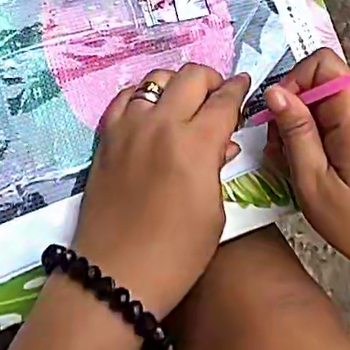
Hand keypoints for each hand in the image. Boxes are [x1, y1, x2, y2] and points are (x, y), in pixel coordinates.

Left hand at [72, 63, 249, 316]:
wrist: (116, 272)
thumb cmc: (176, 254)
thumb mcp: (213, 212)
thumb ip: (218, 167)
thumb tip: (222, 144)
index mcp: (195, 144)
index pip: (223, 100)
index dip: (238, 89)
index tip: (243, 84)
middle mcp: (161, 124)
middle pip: (190, 77)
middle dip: (210, 80)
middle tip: (217, 95)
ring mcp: (129, 127)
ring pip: (155, 79)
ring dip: (175, 83)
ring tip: (183, 101)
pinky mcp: (106, 137)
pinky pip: (123, 98)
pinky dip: (141, 95)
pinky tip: (149, 109)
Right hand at [262, 49, 349, 309]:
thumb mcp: (313, 179)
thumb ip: (295, 130)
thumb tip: (273, 91)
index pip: (322, 63)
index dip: (294, 79)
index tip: (278, 115)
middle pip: (317, 79)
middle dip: (290, 105)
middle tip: (279, 145)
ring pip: (318, 97)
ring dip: (296, 121)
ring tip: (290, 158)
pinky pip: (328, 114)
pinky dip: (309, 131)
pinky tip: (303, 161)